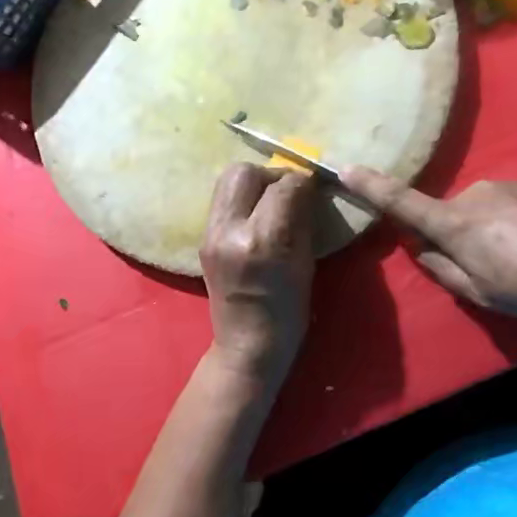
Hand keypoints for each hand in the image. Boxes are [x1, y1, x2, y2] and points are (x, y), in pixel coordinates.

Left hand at [200, 163, 317, 385]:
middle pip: (244, 172)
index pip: (283, 185)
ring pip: (227, 180)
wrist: (247, 345)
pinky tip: (256, 216)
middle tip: (289, 191)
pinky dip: (242, 200)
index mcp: (263, 241)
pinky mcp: (202, 239)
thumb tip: (306, 187)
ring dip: (254, 183)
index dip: (303, 181)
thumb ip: (303, 218)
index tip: (314, 188)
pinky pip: (222, 201)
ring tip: (271, 202)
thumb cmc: (289, 312)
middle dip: (271, 174)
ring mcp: (210, 234)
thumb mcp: (306, 262)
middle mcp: (230, 231)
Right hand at [340, 167, 516, 324]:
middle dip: (458, 243)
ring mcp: (511, 188)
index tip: (344, 168)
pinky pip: (511, 211)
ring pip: (483, 216)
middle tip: (494, 279)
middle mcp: (477, 196)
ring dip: (492, 238)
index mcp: (456, 224)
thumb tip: (422, 250)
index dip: (372, 188)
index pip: (403, 203)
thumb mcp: (487, 295)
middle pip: (450, 219)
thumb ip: (446, 272)